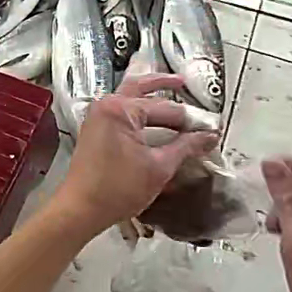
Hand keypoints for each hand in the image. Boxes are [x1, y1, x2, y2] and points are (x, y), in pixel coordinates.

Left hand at [54, 73, 219, 233]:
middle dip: (163, 84)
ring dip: (149, 93)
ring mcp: (98, 116)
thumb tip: (211, 136)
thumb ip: (186, 147)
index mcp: (121, 109)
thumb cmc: (119, 188)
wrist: (80, 209)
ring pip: (129, 96)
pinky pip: (121, 110)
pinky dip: (138, 109)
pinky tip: (152, 116)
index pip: (165, 109)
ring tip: (171, 91)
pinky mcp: (95, 129)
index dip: (188, 120)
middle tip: (184, 82)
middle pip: (140, 87)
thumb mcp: (159, 167)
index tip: (208, 126)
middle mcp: (107, 105)